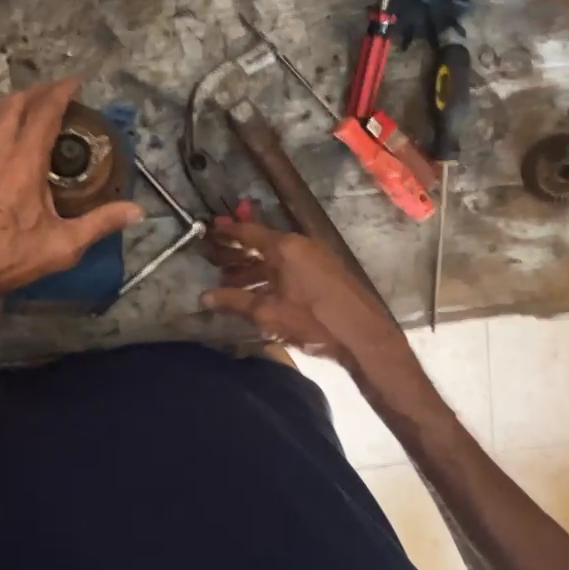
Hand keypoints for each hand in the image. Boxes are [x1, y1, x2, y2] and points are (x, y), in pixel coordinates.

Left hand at [0, 79, 143, 294]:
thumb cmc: (14, 256)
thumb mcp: (64, 245)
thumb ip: (101, 223)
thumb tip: (138, 212)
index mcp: (25, 162)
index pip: (45, 112)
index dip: (61, 92)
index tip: (76, 84)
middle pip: (16, 104)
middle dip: (38, 93)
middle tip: (55, 95)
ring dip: (7, 103)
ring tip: (23, 108)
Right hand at [199, 218, 398, 362]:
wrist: (364, 337)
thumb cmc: (313, 321)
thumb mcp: (268, 313)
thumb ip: (234, 301)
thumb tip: (204, 297)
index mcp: (284, 248)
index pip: (248, 232)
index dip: (226, 232)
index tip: (208, 231)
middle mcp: (301, 245)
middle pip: (262, 243)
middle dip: (237, 252)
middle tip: (213, 259)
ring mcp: (316, 257)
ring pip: (277, 257)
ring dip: (253, 267)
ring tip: (231, 281)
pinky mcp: (326, 272)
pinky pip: (291, 266)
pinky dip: (272, 274)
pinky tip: (260, 291)